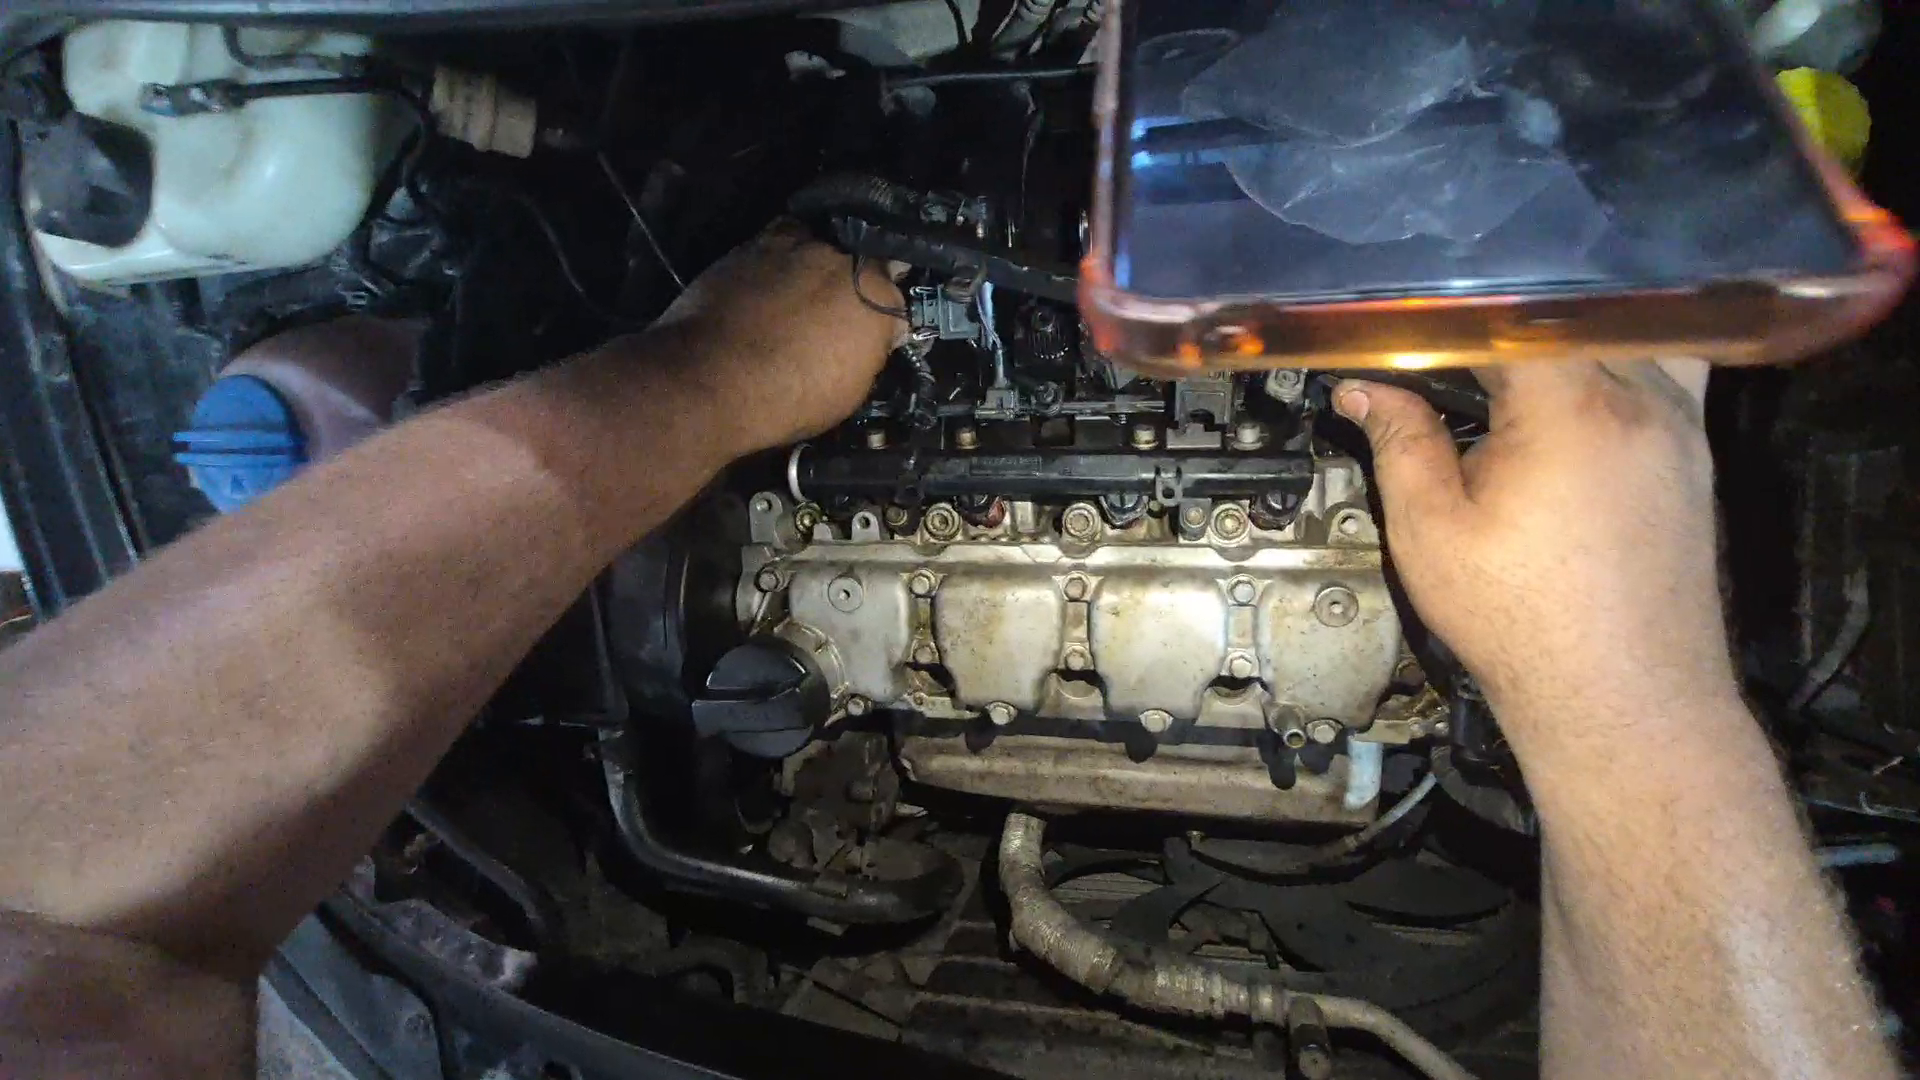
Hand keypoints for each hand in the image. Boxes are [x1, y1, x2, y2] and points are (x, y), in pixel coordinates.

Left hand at [628, 222, 905, 455]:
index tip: (876, 341)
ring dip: (819, 265)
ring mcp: (795, 244)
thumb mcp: (850, 391)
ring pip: (821, 244)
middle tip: (841, 314)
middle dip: (858, 287)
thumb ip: (866, 353)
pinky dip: (781, 262)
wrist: (713, 379)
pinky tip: (771, 285)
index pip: (898, 304)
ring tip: (806, 291)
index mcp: (877, 297)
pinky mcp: (751, 244)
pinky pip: (778, 245)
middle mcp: (842, 259)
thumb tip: (868, 341)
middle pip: (863, 265)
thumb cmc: (792, 398)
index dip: (887, 325)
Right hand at [1334, 361, 1737, 736]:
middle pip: (1562, 322)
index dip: (1441, 324)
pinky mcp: (1691, 459)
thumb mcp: (1428, 528)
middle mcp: (1644, 405)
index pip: (1505, 324)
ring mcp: (1681, 430)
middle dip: (1488, 333)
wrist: (1616, 692)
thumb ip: (1398, 442)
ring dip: (1550, 345)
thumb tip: (1362, 392)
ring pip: (1618, 338)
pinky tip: (1562, 400)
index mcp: (1573, 411)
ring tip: (1493, 373)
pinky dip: (1606, 367)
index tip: (1393, 342)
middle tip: (1430, 357)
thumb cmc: (1516, 615)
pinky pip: (1659, 374)